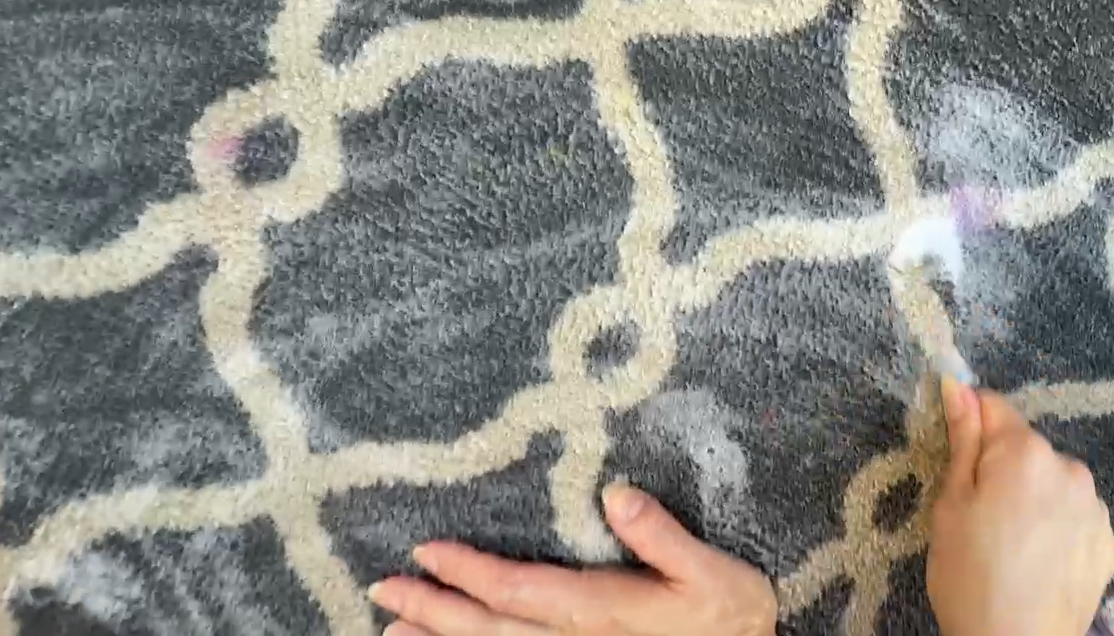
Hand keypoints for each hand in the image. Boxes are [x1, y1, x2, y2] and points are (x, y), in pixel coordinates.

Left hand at [368, 484, 776, 635]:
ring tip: (397, 626)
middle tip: (385, 589)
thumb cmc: (728, 610)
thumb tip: (614, 492)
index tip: (426, 550)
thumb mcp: (706, 567)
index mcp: (601, 611)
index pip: (518, 589)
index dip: (468, 573)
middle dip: (435, 608)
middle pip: (491, 628)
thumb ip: (660, 533)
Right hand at [926, 378, 1113, 635]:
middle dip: (1002, 466)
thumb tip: (958, 383)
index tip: (959, 460)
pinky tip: (1040, 558)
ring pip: (1051, 479)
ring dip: (1033, 494)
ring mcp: (1095, 505)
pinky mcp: (1108, 541)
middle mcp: (1069, 466)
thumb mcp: (952, 502)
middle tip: (981, 515)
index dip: (970, 426)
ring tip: (1012, 542)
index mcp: (1026, 451)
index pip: (993, 406)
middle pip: (1024, 446)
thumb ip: (963, 437)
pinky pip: (1074, 512)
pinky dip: (1057, 524)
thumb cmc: (970, 574)